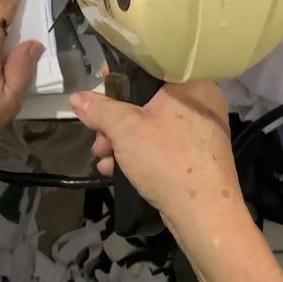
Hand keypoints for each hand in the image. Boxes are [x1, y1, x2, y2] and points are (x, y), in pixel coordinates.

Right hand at [69, 80, 245, 220]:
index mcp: (191, 85)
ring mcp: (200, 130)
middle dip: (114, 118)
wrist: (204, 215)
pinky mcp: (196, 154)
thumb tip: (77, 98)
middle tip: (98, 134)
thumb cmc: (168, 161)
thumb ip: (99, 109)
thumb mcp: (125, 130)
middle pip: (146, 98)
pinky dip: (138, 151)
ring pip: (150, 123)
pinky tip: (117, 168)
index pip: (150, 66)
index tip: (99, 83)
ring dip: (120, 138)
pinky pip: (160, 142)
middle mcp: (200, 102)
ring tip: (103, 156)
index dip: (120, 74)